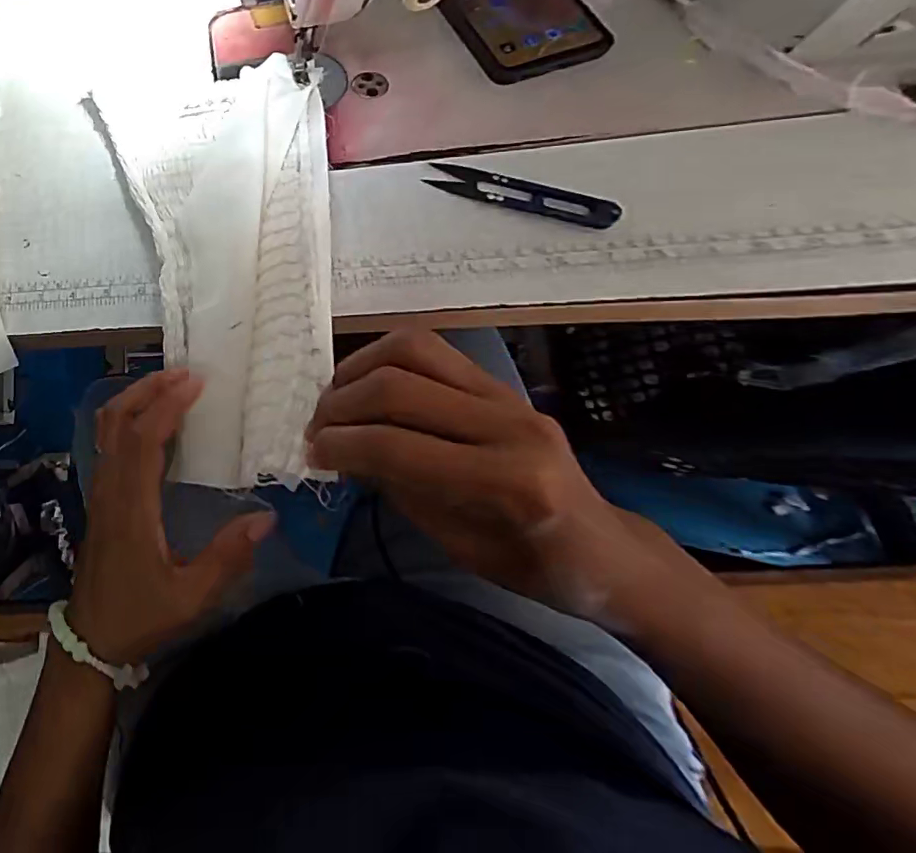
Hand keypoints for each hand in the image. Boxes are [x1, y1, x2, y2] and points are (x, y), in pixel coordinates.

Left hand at [68, 369, 275, 665]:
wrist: (90, 638)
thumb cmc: (140, 616)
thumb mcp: (191, 597)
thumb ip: (227, 558)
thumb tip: (265, 518)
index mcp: (131, 506)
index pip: (143, 439)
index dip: (167, 406)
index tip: (195, 383)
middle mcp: (109, 488)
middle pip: (117, 420)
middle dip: (147, 389)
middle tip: (183, 373)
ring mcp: (100, 490)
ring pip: (107, 428)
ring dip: (134, 399)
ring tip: (168, 385)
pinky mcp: (99, 497)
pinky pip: (107, 443)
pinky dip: (127, 418)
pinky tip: (151, 421)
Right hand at [305, 330, 672, 623]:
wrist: (604, 549)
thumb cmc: (532, 566)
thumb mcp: (456, 544)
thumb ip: (401, 488)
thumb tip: (344, 450)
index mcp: (508, 483)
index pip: (397, 446)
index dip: (341, 445)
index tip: (311, 454)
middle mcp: (510, 425)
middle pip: (398, 386)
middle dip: (340, 405)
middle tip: (315, 430)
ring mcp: (508, 395)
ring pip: (413, 349)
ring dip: (358, 368)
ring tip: (335, 398)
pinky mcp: (500, 383)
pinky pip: (431, 350)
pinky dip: (383, 359)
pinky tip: (365, 384)